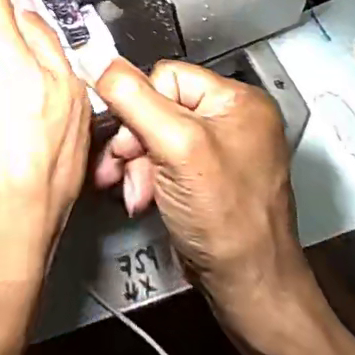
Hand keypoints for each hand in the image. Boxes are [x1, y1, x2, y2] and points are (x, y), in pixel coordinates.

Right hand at [92, 60, 303, 304]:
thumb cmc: (231, 223)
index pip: (167, 76)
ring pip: (157, 136)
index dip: (140, 106)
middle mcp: (232, 119)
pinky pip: (165, 161)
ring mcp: (220, 149)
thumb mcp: (177, 148)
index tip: (127, 138)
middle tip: (123, 167)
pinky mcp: (206, 177)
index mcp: (238, 100)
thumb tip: (106, 66)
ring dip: (136, 164)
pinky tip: (142, 199)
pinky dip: (147, 179)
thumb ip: (138, 101)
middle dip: (134, 141)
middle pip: (158, 107)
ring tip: (134, 192)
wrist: (248, 287)